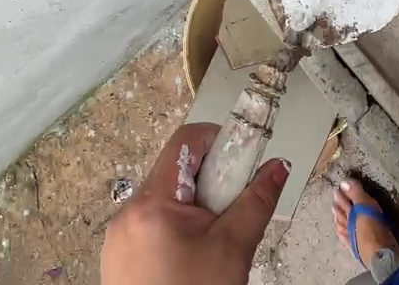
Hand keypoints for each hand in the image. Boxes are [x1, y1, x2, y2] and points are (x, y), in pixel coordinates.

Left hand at [101, 123, 291, 284]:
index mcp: (150, 203)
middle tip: (230, 208)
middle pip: (176, 170)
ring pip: (167, 198)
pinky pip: (152, 224)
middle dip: (211, 180)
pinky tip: (194, 255)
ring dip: (196, 205)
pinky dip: (178, 227)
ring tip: (213, 239)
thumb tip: (278, 167)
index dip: (218, 140)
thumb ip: (257, 200)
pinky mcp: (120, 258)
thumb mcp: (233, 248)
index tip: (241, 159)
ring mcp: (119, 239)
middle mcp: (127, 214)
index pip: (185, 141)